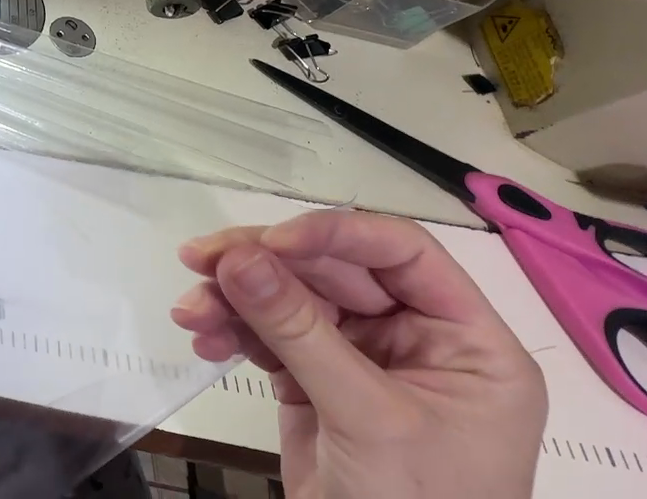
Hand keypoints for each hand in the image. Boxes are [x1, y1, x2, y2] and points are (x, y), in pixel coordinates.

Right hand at [173, 210, 544, 498]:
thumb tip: (234, 256)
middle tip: (195, 261)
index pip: (401, 253)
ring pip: (285, 295)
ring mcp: (359, 356)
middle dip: (257, 267)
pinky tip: (203, 340)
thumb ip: (299, 332)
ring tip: (189, 315)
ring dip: (231, 298)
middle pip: (326, 269)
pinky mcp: (312, 375)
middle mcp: (414, 338)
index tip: (267, 242)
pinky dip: (229, 329)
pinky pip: (265, 329)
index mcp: (464, 343)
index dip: (334, 234)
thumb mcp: (365, 419)